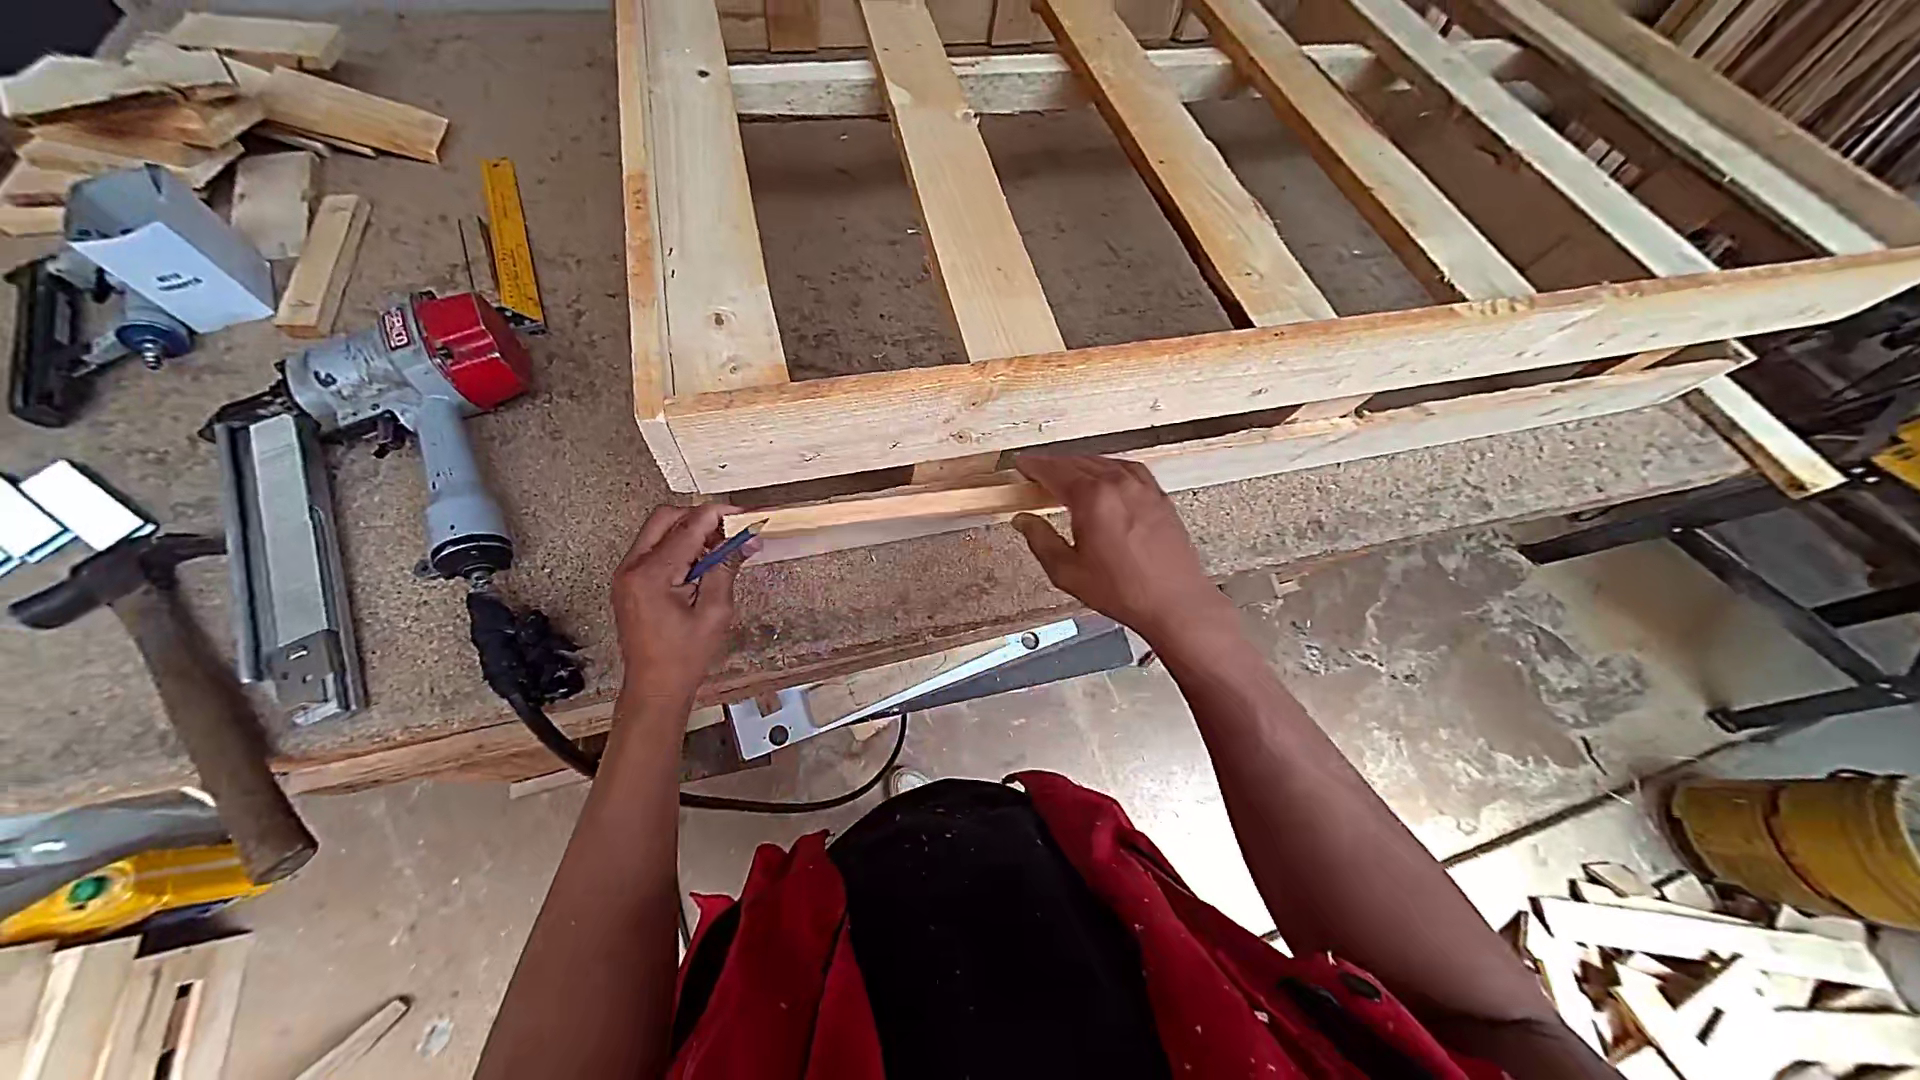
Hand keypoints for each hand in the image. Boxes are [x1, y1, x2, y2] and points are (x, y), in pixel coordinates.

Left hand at [611, 503, 751, 708]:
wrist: (655, 685)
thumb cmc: (683, 656)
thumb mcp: (715, 611)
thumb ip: (726, 568)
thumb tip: (744, 540)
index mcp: (652, 575)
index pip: (689, 527)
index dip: (720, 516)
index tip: (744, 516)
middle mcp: (632, 568)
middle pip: (667, 518)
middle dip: (702, 519)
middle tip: (732, 532)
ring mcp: (626, 574)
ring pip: (659, 530)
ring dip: (691, 532)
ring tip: (720, 552)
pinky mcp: (629, 581)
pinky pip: (654, 549)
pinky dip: (679, 547)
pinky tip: (701, 565)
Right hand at [1011, 454, 1229, 644]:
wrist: (1173, 602)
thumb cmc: (1126, 590)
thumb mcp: (1067, 571)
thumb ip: (1040, 540)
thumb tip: (1024, 521)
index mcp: (1093, 498)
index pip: (1054, 470)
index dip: (1034, 466)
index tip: (1023, 464)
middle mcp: (1119, 484)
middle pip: (1077, 462)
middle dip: (1054, 465)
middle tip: (1037, 473)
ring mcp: (1142, 487)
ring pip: (1103, 462)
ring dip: (1080, 464)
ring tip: (1066, 476)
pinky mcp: (1158, 496)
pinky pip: (1128, 469)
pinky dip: (1108, 468)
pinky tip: (1104, 478)